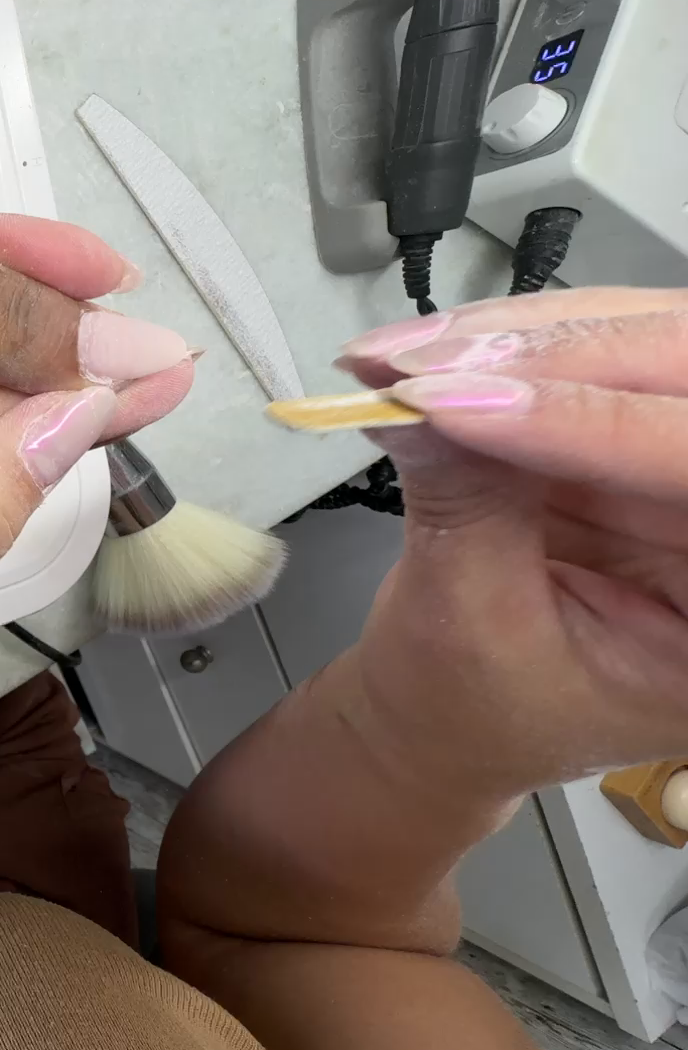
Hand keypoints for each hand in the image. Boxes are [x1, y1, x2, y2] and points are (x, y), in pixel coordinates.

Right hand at [334, 288, 687, 798]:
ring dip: (508, 341)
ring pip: (646, 345)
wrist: (443, 708)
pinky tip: (411, 353)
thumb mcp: (466, 622)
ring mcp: (686, 463)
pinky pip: (576, 359)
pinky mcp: (621, 434)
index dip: (590, 425)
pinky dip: (487, 349)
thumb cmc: (468, 702)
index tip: (447, 404)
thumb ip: (462, 513)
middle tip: (415, 363)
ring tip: (390, 357)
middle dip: (553, 359)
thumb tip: (415, 413)